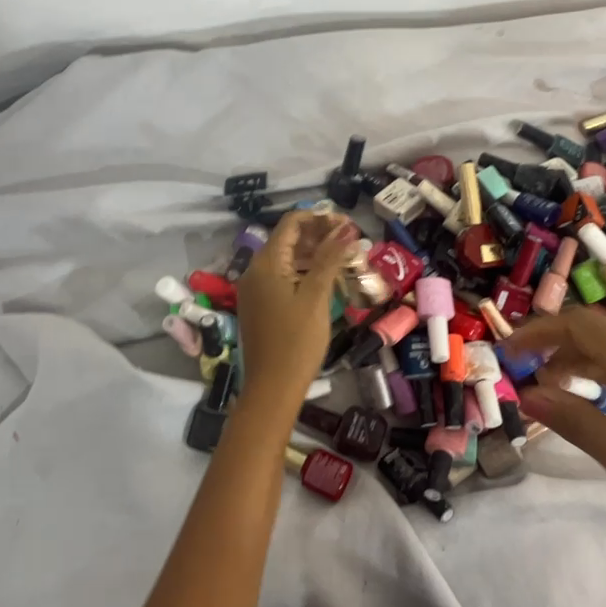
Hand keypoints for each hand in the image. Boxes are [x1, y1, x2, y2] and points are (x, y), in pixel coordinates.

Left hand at [233, 211, 358, 406]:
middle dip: (318, 235)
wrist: (273, 388)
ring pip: (285, 260)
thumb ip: (329, 258)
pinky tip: (325, 279)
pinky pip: (281, 278)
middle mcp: (254, 271)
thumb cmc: (297, 341)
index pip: (291, 224)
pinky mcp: (260, 307)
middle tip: (350, 240)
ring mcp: (255, 290)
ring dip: (313, 254)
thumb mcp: (316, 296)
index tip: (348, 225)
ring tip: (343, 257)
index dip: (320, 218)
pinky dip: (303, 272)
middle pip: (287, 240)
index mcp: (265, 264)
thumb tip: (346, 229)